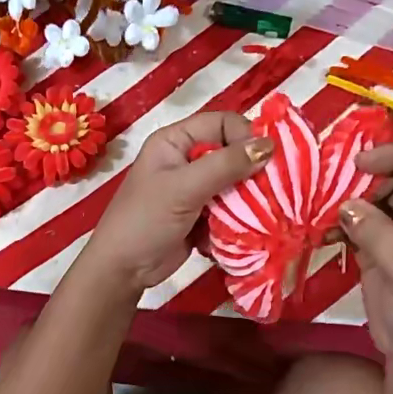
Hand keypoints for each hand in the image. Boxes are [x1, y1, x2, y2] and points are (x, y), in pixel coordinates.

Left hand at [80, 112, 274, 290]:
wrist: (122, 270)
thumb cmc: (145, 221)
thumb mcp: (184, 188)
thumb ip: (225, 165)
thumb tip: (269, 145)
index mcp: (175, 142)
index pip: (222, 124)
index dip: (246, 137)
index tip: (266, 161)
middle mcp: (185, 161)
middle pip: (232, 156)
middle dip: (250, 175)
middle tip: (270, 193)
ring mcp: (193, 191)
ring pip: (233, 187)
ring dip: (245, 203)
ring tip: (257, 217)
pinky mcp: (199, 218)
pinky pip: (228, 213)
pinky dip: (234, 223)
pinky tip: (237, 236)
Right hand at [337, 139, 392, 376]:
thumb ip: (382, 235)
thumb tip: (345, 204)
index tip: (363, 162)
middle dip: (374, 173)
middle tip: (335, 181)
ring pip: (382, 194)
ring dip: (353, 195)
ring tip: (323, 202)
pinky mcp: (385, 246)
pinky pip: (363, 220)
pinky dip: (343, 219)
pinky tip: (324, 225)